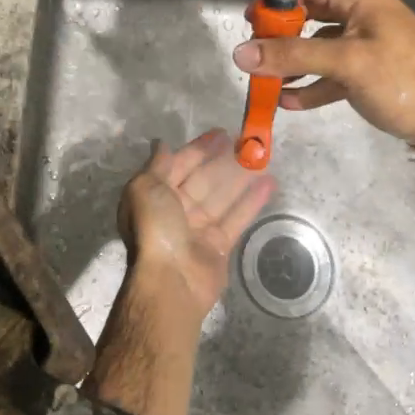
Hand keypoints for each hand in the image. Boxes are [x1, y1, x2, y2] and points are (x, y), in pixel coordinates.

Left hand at [118, 128, 275, 324]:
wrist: (170, 280)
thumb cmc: (154, 228)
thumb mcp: (145, 188)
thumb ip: (158, 165)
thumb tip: (161, 143)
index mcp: (155, 195)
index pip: (180, 165)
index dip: (199, 149)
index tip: (221, 134)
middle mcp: (176, 210)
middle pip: (204, 180)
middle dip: (223, 161)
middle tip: (247, 142)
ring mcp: (198, 228)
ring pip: (222, 196)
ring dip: (241, 177)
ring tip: (262, 157)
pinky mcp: (219, 245)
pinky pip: (236, 218)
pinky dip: (252, 201)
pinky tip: (269, 183)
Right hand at [232, 0, 414, 199]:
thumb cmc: (403, 83)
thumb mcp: (346, 64)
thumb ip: (293, 56)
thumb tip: (241, 52)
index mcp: (363, 0)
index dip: (278, 0)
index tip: (250, 21)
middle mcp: (366, 16)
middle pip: (312, 16)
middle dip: (281, 35)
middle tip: (254, 53)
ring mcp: (370, 46)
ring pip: (320, 47)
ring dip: (294, 64)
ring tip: (265, 81)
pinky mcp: (372, 74)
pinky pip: (334, 73)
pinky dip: (313, 84)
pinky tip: (291, 102)